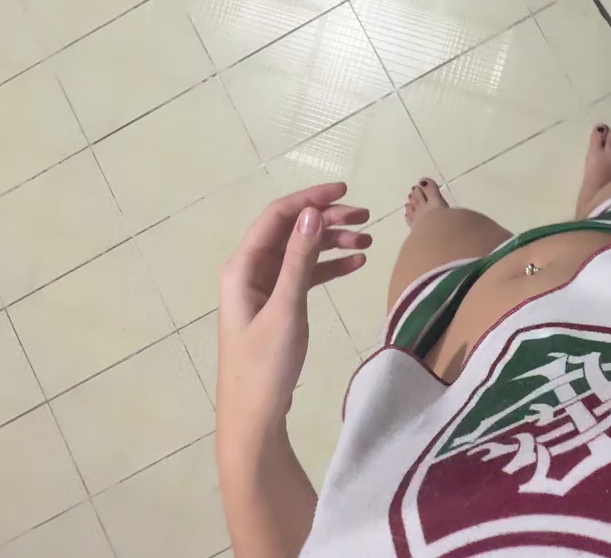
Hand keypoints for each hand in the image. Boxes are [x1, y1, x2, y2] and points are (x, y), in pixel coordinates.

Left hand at [216, 183, 371, 443]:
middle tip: (365, 218)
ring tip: (367, 242)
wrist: (254, 419)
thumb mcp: (286, 309)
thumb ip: (300, 259)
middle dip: (327, 219)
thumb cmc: (264, 365)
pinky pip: (306, 273)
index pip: (278, 216)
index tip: (345, 191)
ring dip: (333, 242)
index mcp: (243, 266)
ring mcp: (264, 287)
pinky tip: (357, 263)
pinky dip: (330, 266)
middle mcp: (252, 269)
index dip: (310, 199)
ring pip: (303, 250)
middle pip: (292, 230)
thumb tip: (312, 213)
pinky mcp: (278, 303)